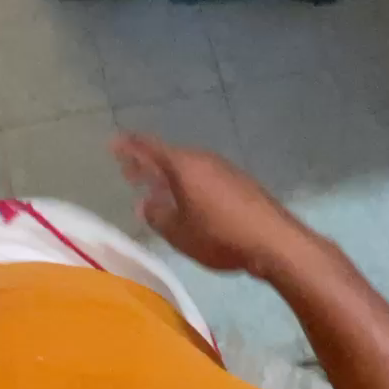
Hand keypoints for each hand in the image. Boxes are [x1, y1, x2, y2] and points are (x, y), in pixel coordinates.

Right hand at [112, 132, 313, 279]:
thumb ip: (156, 216)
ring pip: (188, 166)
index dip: (128, 146)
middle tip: (131, 174)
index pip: (147, 147)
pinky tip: (192, 202)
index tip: (113, 145)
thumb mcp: (179, 232)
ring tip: (160, 191)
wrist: (276, 243)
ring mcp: (224, 169)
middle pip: (167, 155)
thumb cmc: (219, 235)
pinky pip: (205, 175)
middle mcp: (201, 159)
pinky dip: (191, 183)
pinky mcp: (241, 182)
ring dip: (170, 176)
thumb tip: (144, 204)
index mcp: (181, 165)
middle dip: (148, 164)